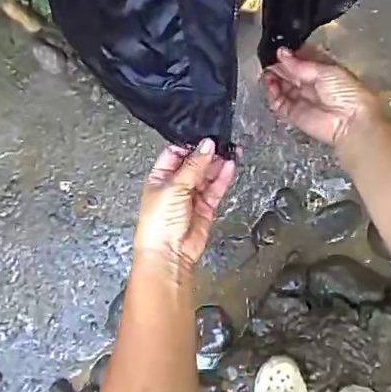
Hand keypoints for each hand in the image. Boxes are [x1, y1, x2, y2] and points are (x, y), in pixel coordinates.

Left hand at [133, 139, 237, 281]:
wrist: (168, 253)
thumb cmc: (158, 224)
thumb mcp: (174, 186)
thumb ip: (194, 165)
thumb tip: (207, 146)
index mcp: (160, 177)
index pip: (176, 153)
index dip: (190, 146)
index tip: (205, 137)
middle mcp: (175, 186)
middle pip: (194, 164)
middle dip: (208, 154)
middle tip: (222, 143)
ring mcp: (191, 197)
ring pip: (207, 176)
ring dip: (219, 164)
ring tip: (232, 151)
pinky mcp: (205, 208)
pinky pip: (215, 189)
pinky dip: (223, 178)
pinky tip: (230, 166)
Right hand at [261, 47, 381, 149]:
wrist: (350, 122)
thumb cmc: (345, 91)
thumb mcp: (325, 70)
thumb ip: (300, 64)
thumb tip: (281, 53)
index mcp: (324, 71)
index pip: (302, 61)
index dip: (290, 56)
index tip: (279, 51)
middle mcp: (312, 85)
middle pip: (291, 74)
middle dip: (280, 67)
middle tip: (268, 61)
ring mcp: (302, 100)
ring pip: (283, 88)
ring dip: (274, 79)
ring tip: (268, 73)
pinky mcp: (294, 115)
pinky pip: (280, 104)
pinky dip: (273, 95)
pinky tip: (270, 85)